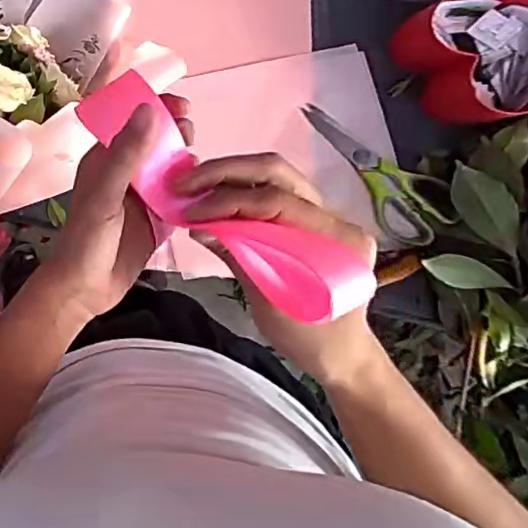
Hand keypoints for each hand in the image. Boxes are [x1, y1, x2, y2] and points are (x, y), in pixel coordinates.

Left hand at [33, 95, 192, 321]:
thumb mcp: (106, 193)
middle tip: (191, 134)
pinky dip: (195, 191)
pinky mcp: (158, 218)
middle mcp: (126, 172)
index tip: (182, 105)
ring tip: (201, 164)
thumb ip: (127, 153)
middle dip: (176, 132)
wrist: (85, 289)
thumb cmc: (87, 239)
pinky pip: (180, 197)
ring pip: (171, 168)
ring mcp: (143, 195)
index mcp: (106, 159)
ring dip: (188, 161)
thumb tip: (149, 109)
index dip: (155, 108)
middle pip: (156, 142)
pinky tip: (209, 190)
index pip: (131, 121)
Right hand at [175, 153, 388, 389]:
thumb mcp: (269, 301)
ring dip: (230, 175)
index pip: (277, 202)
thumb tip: (198, 227)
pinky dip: (240, 190)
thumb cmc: (309, 337)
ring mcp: (326, 215)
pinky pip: (274, 192)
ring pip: (275, 176)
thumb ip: (239, 255)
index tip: (192, 212)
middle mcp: (336, 217)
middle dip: (226, 172)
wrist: (340, 355)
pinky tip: (214, 196)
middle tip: (186, 182)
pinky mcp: (311, 218)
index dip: (228, 202)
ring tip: (194, 184)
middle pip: (277, 173)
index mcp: (337, 239)